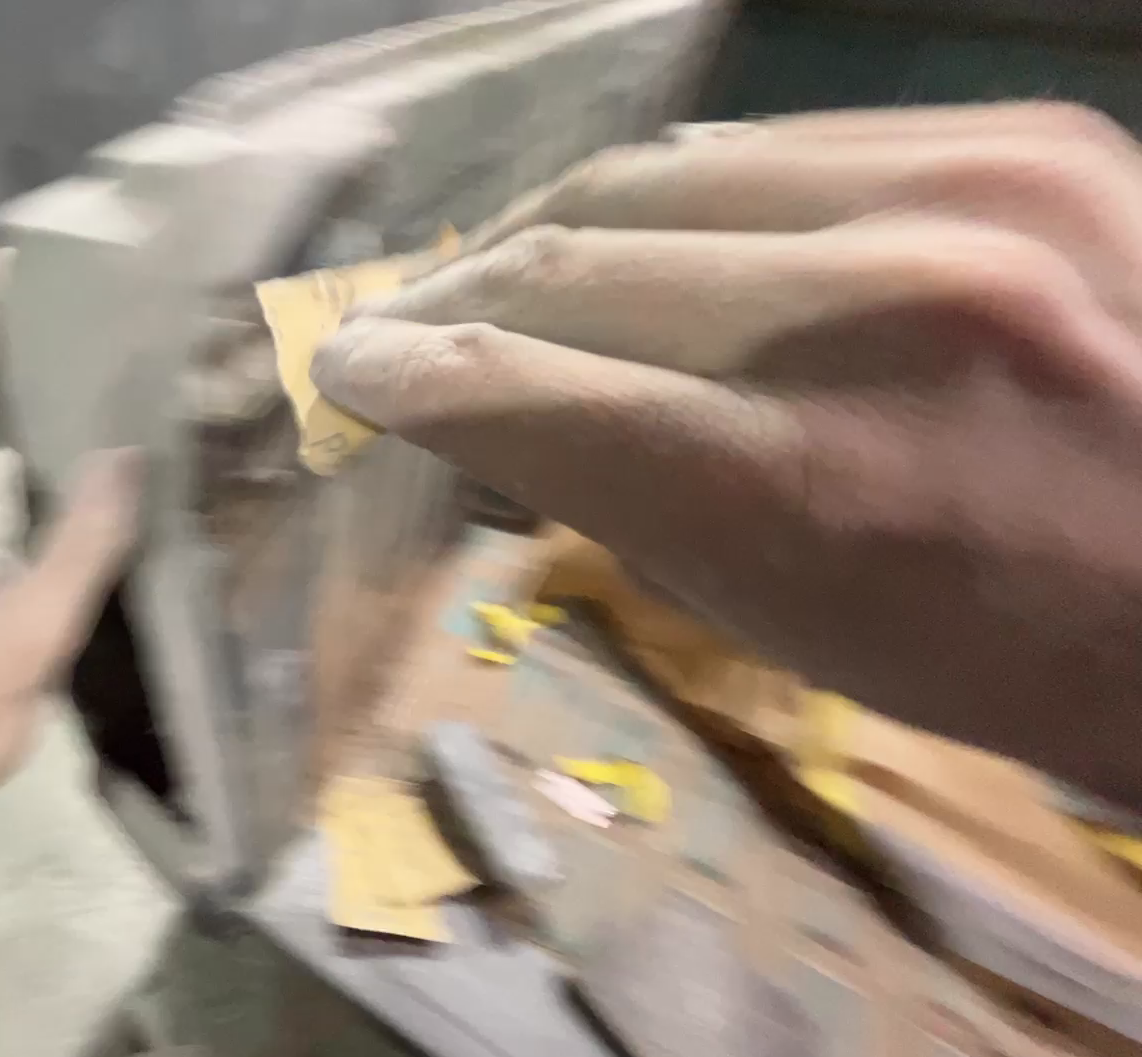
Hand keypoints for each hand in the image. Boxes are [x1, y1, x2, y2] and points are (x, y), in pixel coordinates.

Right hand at [312, 103, 1141, 809]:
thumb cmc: (966, 641)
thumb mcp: (746, 604)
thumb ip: (598, 486)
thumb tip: (480, 407)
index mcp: (786, 481)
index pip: (507, 388)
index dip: (394, 373)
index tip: (341, 373)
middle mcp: (860, 315)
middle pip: (551, 268)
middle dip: (435, 306)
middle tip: (381, 333)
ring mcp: (945, 199)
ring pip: (626, 187)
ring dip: (511, 246)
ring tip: (464, 289)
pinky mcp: (993, 137)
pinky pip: (727, 160)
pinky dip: (625, 206)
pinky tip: (586, 244)